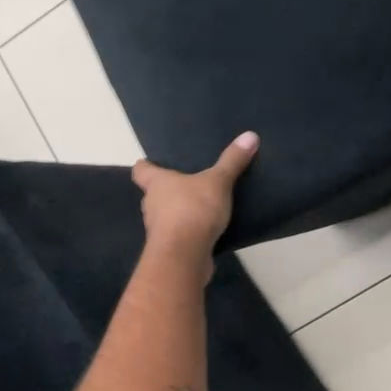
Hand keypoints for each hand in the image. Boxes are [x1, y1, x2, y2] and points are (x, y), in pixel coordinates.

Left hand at [131, 132, 258, 261]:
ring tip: (199, 207)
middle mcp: (152, 205)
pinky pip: (179, 236)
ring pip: (165, 216)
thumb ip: (232, 161)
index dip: (146, 166)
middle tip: (187, 183)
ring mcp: (158, 229)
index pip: (141, 170)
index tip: (153, 162)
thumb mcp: (218, 181)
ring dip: (178, 213)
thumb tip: (250, 135)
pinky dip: (188, 233)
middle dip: (167, 190)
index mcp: (157, 183)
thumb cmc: (193, 210)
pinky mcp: (170, 249)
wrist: (185, 255)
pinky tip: (206, 231)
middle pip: (153, 193)